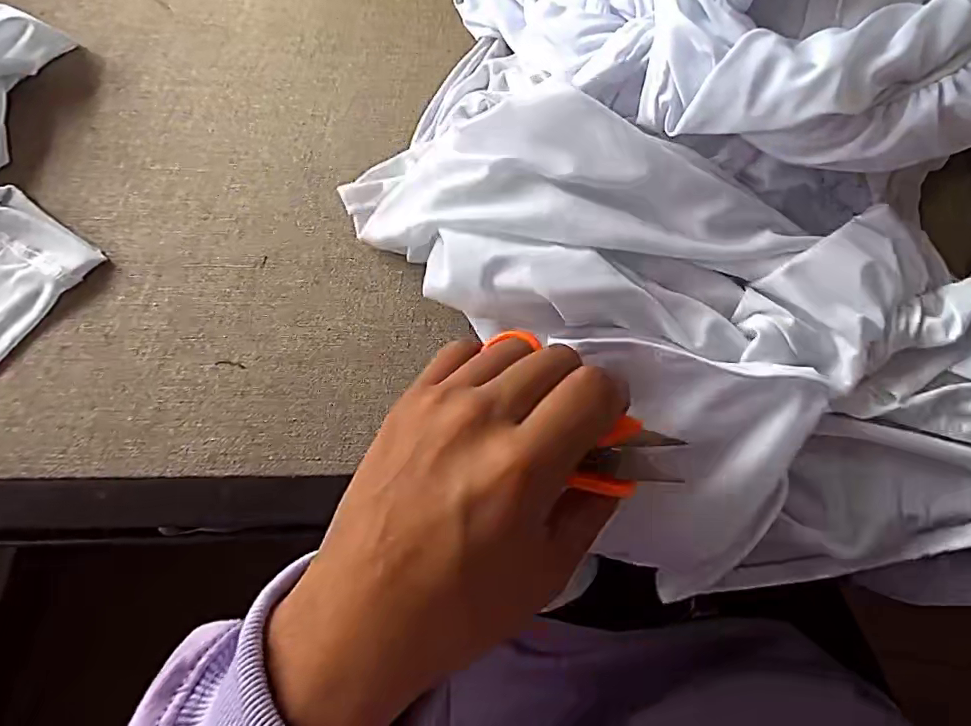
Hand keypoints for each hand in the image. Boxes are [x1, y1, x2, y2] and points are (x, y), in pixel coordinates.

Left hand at [266, 335, 626, 725]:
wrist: (357, 623)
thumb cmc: (459, 607)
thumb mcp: (552, 568)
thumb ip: (596, 500)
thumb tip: (614, 456)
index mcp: (522, 465)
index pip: (594, 385)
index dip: (613, 400)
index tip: (606, 421)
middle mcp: (481, 420)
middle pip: (561, 358)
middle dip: (578, 387)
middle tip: (568, 423)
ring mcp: (439, 405)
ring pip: (517, 347)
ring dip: (536, 374)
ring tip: (526, 412)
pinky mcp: (408, 402)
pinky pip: (465, 350)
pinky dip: (488, 366)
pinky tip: (486, 400)